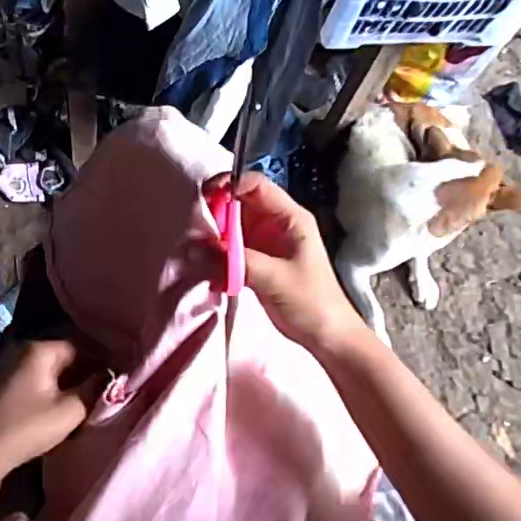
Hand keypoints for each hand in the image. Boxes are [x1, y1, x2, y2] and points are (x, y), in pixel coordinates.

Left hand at [0, 339, 100, 489]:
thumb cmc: (26, 428)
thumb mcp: (70, 411)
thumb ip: (94, 390)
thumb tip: (108, 377)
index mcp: (39, 350)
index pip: (81, 347)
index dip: (99, 363)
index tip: (112, 381)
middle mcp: (21, 350)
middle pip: (63, 357)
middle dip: (83, 374)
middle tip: (99, 394)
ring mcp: (6, 366)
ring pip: (48, 370)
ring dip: (66, 383)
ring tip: (81, 403)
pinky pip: (33, 379)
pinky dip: (48, 389)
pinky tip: (56, 408)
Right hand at [206, 172, 365, 351]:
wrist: (326, 336)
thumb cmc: (310, 301)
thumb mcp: (273, 277)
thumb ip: (234, 261)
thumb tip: (195, 247)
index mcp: (289, 218)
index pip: (255, 185)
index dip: (229, 185)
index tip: (205, 199)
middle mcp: (275, 224)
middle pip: (238, 204)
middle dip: (215, 213)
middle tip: (194, 229)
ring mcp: (265, 244)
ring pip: (231, 228)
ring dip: (213, 237)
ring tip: (196, 251)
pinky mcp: (256, 263)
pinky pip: (229, 251)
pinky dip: (216, 257)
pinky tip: (207, 271)